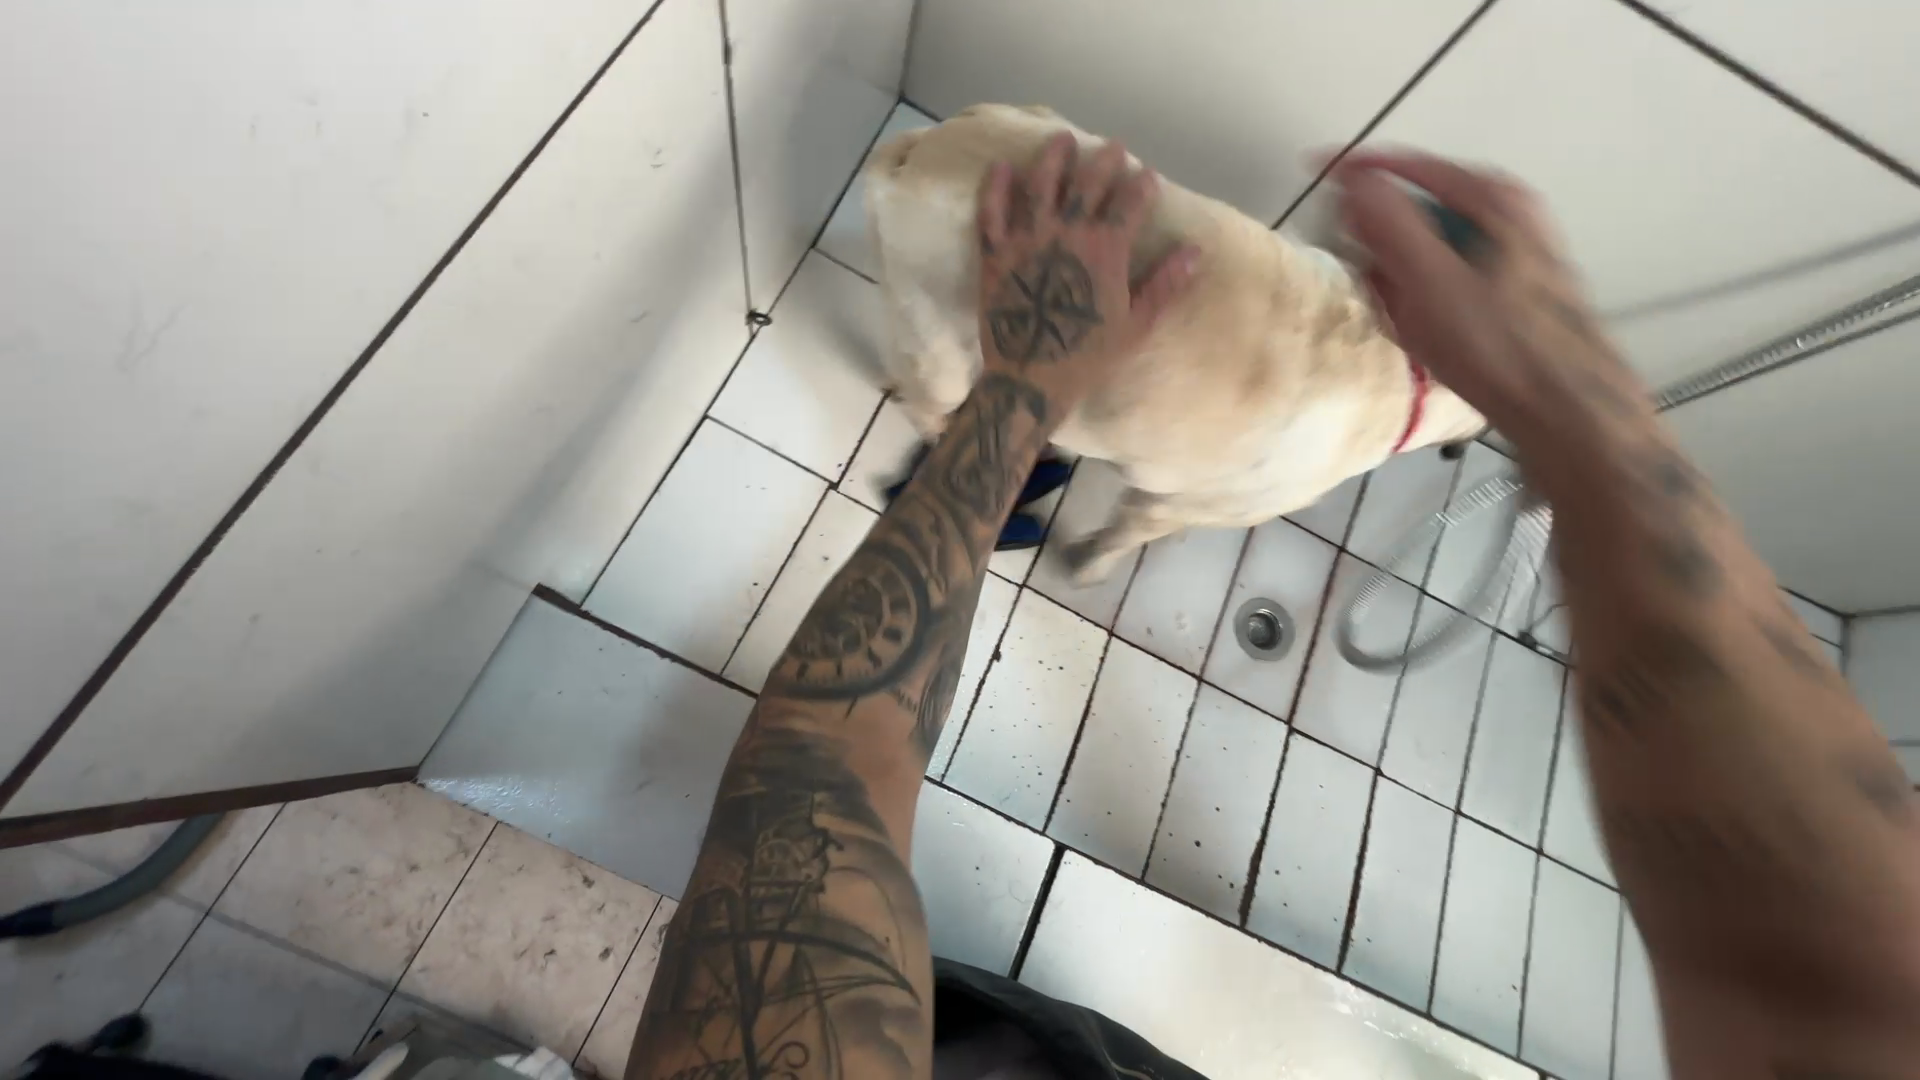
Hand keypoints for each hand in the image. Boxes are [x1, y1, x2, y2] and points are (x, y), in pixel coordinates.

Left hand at [976, 132, 1198, 416]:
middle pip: (1087, 184)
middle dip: (1104, 161)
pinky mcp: (995, 256)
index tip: (1147, 177)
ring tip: (1061, 139)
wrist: (1031, 379)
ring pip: (1040, 186)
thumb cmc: (1087, 358)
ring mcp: (1027, 241)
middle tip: (1114, 147)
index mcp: (1105, 251)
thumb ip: (1164, 284)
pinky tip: (1002, 168)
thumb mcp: (1135, 325)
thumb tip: (1195, 251)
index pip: (1129, 203)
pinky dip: (996, 188)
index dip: (1141, 186)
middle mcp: (1066, 234)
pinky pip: (992, 213)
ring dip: (1053, 158)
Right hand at [1333, 149, 1652, 446]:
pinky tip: (1414, 323)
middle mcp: (1503, 211)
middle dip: (1376, 238)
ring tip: (1392, 312)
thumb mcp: (1432, 282)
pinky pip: (1438, 271)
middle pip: (1414, 207)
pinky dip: (1414, 290)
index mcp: (1491, 198)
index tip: (1314, 169)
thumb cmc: (1495, 343)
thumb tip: (1351, 178)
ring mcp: (1505, 246)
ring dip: (1393, 272)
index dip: (1354, 169)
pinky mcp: (1502, 280)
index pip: (1405, 166)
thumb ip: (1390, 226)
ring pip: (1424, 243)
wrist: (1559, 402)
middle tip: (1359, 272)